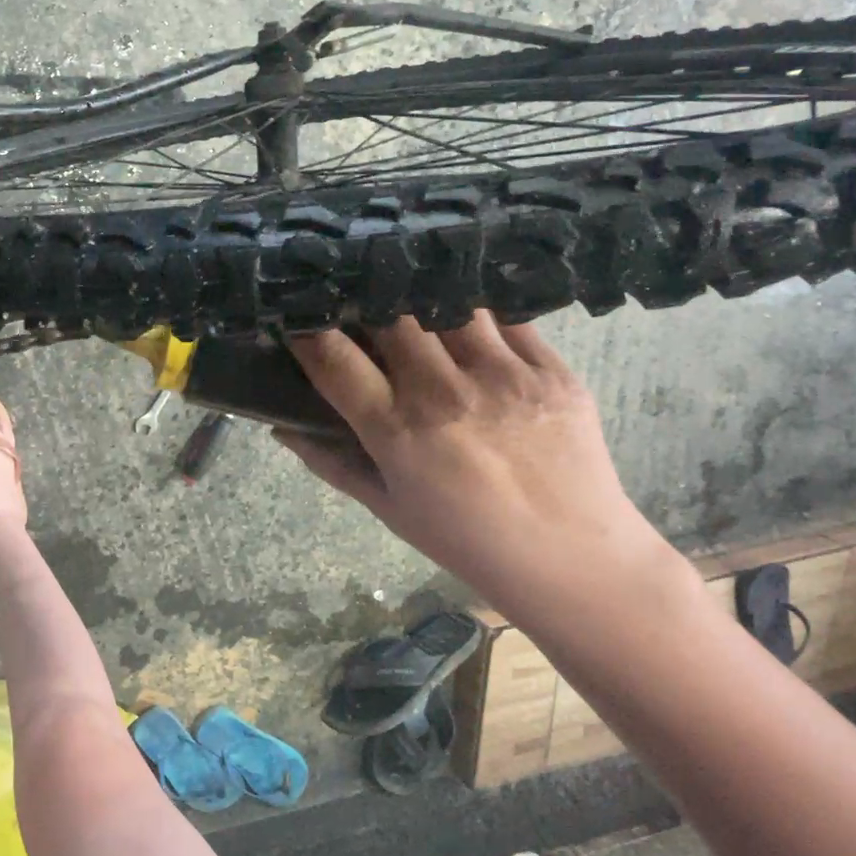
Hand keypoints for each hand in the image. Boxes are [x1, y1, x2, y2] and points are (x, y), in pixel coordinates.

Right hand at [279, 312, 680, 609]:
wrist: (575, 559)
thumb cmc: (465, 539)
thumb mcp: (384, 505)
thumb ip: (329, 461)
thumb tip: (279, 427)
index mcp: (396, 430)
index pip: (333, 357)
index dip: (307, 331)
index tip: (296, 319)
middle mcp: (444, 394)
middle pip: (389, 317)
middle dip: (363, 304)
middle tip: (352, 302)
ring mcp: (503, 377)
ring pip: (447, 305)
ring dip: (419, 299)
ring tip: (407, 296)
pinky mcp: (551, 370)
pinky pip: (506, 317)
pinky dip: (475, 308)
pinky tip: (461, 308)